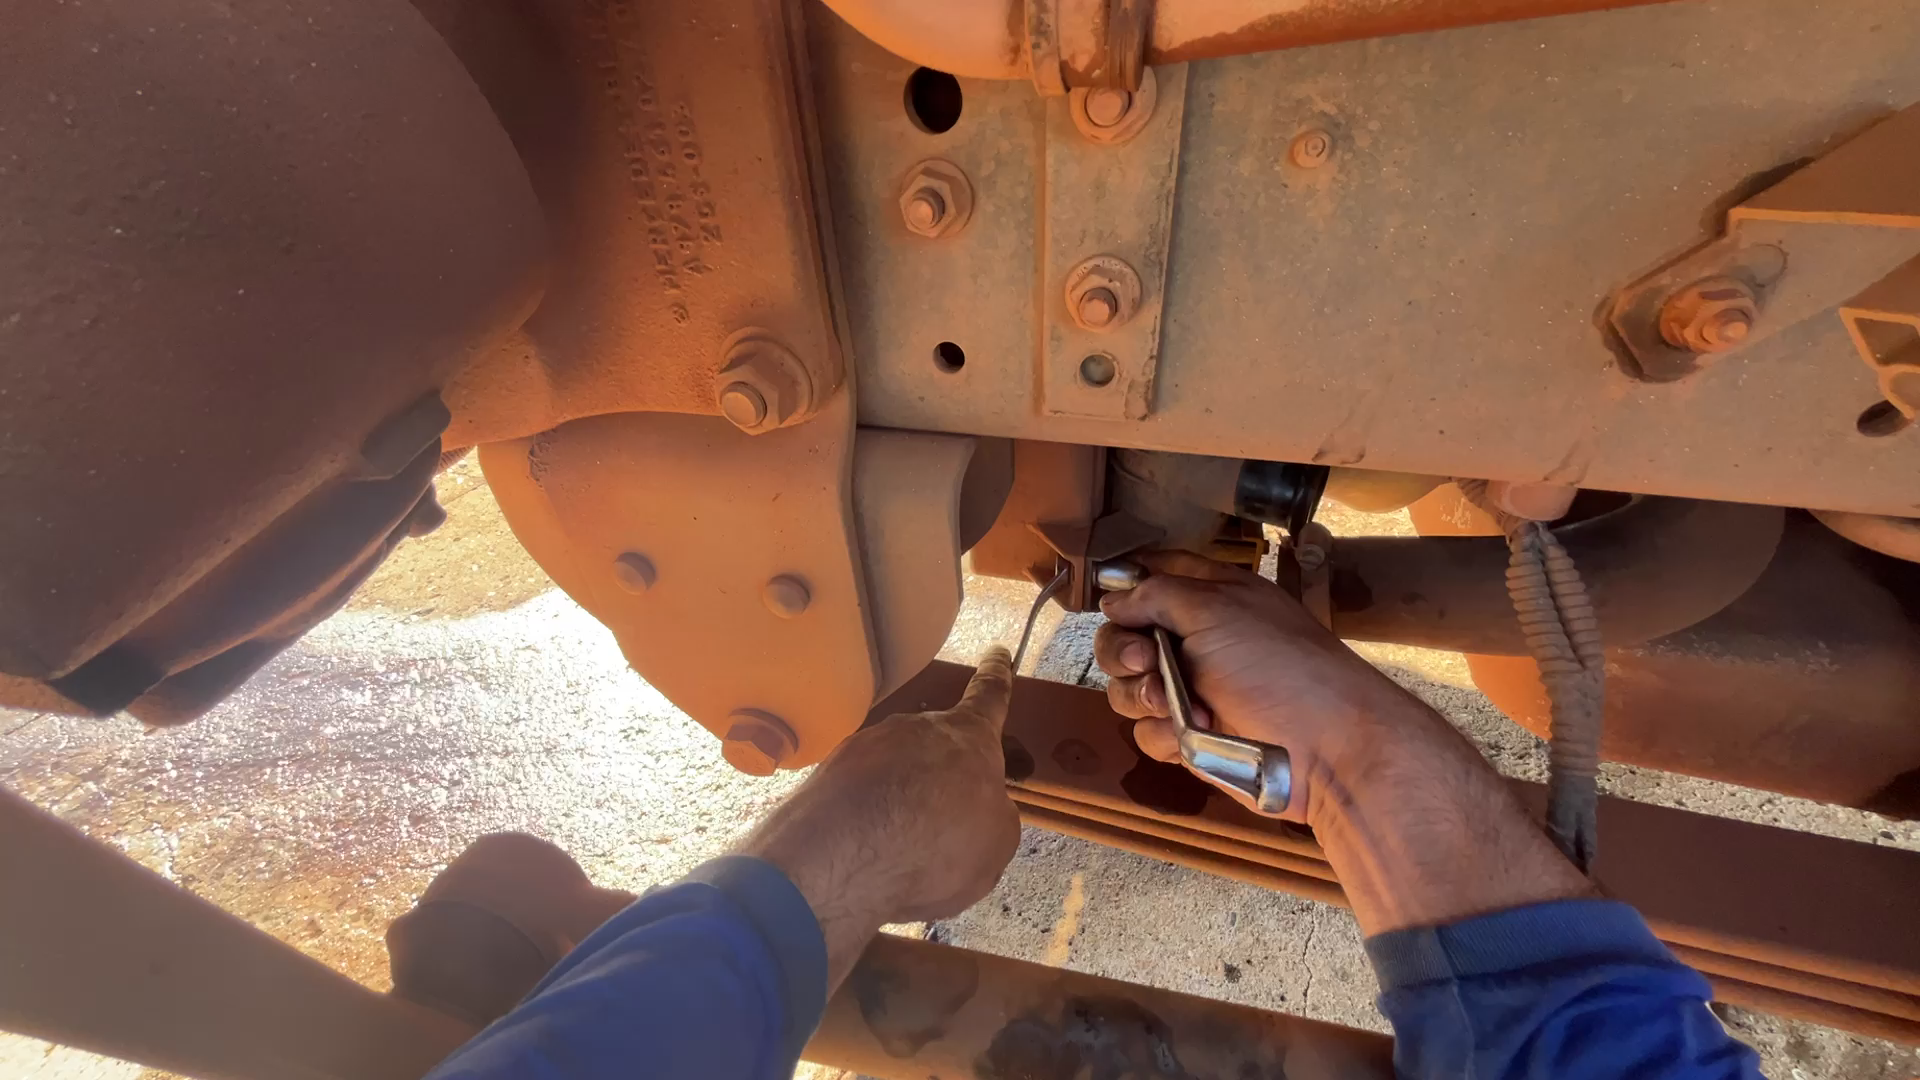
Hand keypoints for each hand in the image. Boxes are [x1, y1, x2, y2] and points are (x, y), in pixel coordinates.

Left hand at [737, 648, 1020, 985]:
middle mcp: (918, 726)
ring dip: (902, 798)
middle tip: (943, 823)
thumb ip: (993, 811)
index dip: (996, 675)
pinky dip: (869, 814)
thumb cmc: (938, 845)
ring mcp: (870, 742)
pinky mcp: (832, 766)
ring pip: (897, 768)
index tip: (996, 652)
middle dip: (942, 776)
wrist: (844, 857)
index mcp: (967, 736)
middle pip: (938, 744)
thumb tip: (978, 803)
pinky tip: (868, 847)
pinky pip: (862, 789)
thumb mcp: (997, 839)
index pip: (989, 696)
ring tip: (901, 848)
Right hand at [1094, 551, 1438, 825]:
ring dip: (1141, 694)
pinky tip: (1192, 732)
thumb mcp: (1216, 609)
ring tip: (1170, 703)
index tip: (1110, 600)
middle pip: (1124, 635)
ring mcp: (1190, 690)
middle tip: (1144, 661)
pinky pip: (1148, 730)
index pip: (1152, 574)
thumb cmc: (1274, 663)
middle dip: (1123, 650)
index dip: (1125, 584)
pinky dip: (1164, 733)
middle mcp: (1194, 640)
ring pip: (1128, 687)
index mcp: (1206, 597)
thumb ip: (1154, 595)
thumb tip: (1111, 600)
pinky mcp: (1190, 735)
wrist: (1328, 748)